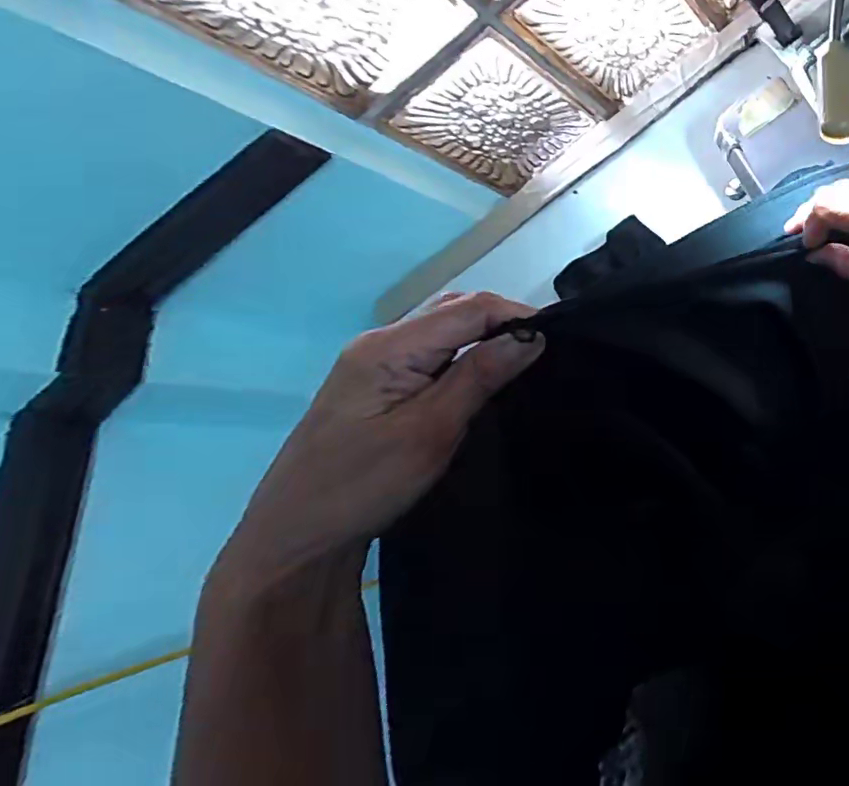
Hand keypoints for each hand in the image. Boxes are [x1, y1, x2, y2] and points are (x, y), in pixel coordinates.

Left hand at [212, 292, 543, 594]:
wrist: (292, 539)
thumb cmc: (362, 486)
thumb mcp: (430, 432)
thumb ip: (479, 376)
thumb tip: (530, 336)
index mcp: (388, 347)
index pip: (467, 308)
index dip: (515, 314)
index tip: (556, 338)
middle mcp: (379, 342)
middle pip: (454, 310)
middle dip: (502, 320)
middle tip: (541, 350)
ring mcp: (373, 362)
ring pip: (442, 328)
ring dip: (483, 335)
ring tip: (520, 359)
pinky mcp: (375, 383)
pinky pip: (430, 350)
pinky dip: (463, 353)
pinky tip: (482, 373)